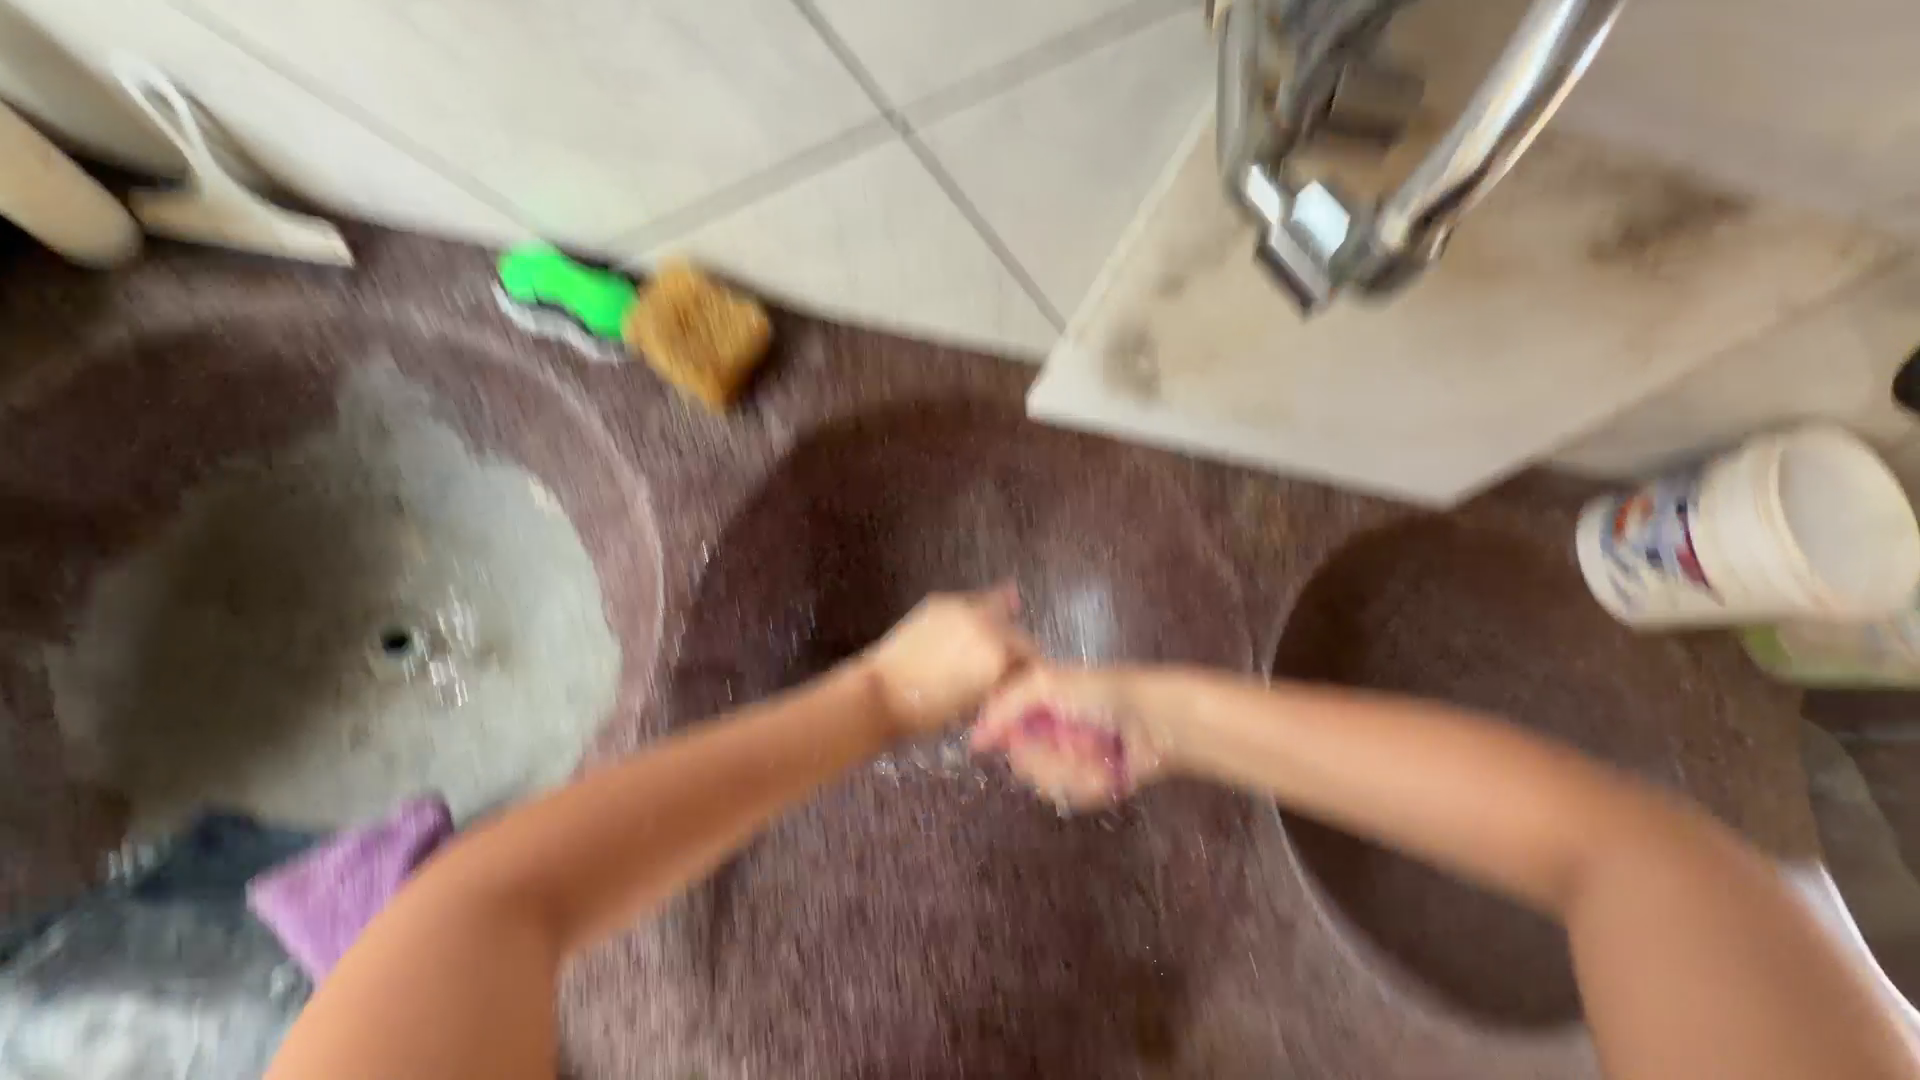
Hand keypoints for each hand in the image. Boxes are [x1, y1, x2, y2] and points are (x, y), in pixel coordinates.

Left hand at [861, 584, 1036, 735]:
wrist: (883, 692)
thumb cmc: (931, 711)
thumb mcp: (977, 703)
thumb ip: (1000, 682)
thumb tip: (1010, 674)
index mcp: (999, 655)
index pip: (1030, 655)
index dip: (1026, 668)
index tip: (1020, 676)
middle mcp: (987, 625)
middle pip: (1017, 632)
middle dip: (1014, 647)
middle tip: (1004, 663)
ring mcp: (963, 608)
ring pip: (996, 607)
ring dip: (999, 622)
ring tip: (990, 639)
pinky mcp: (941, 601)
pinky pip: (969, 603)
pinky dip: (974, 613)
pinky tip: (970, 625)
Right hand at [969, 665, 1175, 810]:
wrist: (1159, 721)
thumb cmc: (1104, 692)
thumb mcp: (1046, 682)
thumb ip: (1005, 704)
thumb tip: (974, 740)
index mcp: (1036, 706)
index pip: (1002, 735)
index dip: (1011, 741)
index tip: (1021, 739)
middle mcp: (1049, 734)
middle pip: (1024, 766)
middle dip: (1051, 759)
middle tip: (1076, 743)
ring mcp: (1071, 761)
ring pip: (1048, 786)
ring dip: (1074, 772)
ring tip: (1099, 756)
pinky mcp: (1092, 784)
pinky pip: (1073, 798)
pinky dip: (1092, 786)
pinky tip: (1109, 772)